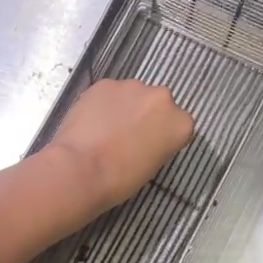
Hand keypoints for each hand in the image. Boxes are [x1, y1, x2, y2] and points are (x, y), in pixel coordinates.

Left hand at [43, 79, 194, 211]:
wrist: (82, 169)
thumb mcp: (152, 165)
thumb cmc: (120, 178)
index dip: (162, 134)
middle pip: (157, 103)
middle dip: (145, 115)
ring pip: (132, 94)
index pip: (177, 123)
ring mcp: (132, 86)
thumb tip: (145, 136)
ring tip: (104, 129)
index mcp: (181, 123)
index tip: (149, 144)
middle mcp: (162, 98)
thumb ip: (157, 142)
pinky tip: (90, 121)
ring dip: (123, 106)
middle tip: (126, 134)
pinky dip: (102, 103)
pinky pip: (108, 92)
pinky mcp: (105, 83)